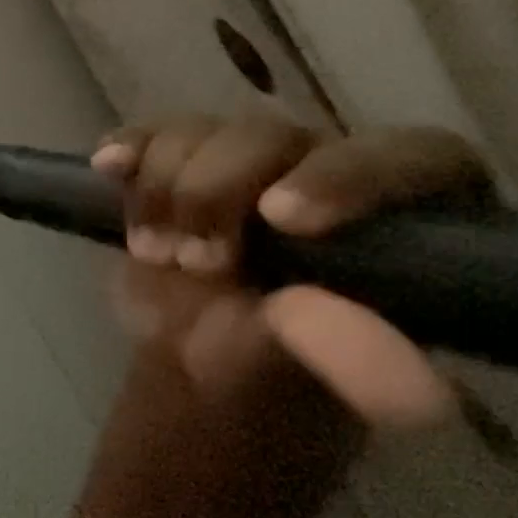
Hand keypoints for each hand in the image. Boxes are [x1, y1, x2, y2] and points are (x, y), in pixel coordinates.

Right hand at [92, 113, 492, 427]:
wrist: (192, 356)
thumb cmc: (271, 371)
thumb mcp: (311, 371)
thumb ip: (343, 351)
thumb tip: (402, 386)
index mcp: (402, 217)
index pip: (408, 158)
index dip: (343, 174)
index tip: (277, 219)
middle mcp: (327, 168)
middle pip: (271, 136)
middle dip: (214, 193)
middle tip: (192, 262)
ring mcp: (246, 158)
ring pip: (201, 131)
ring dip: (163, 188)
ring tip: (154, 253)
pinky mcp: (178, 157)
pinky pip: (149, 132)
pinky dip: (126, 150)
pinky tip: (109, 173)